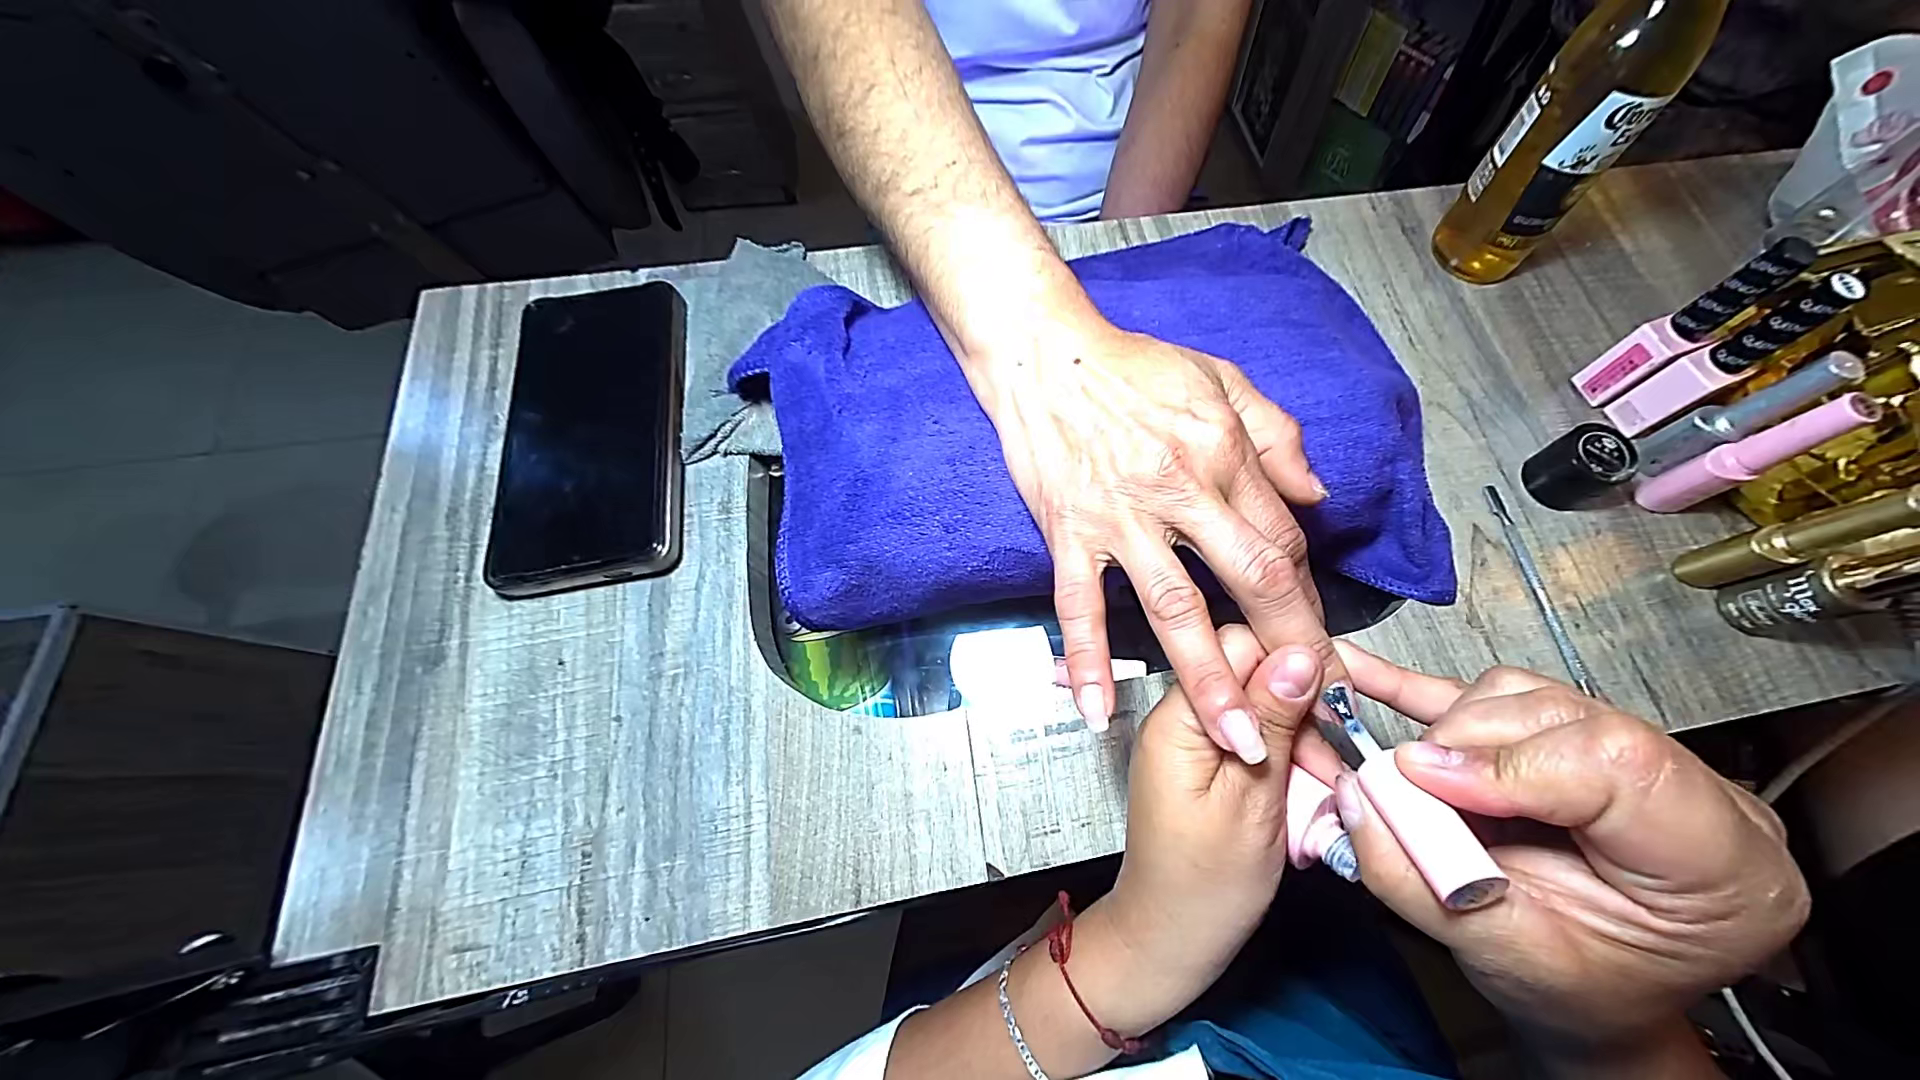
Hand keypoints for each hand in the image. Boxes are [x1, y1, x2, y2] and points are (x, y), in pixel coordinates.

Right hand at [972, 313, 1331, 763]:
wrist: (1043, 357)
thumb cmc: (1131, 365)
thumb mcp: (1219, 377)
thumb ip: (1276, 433)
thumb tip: (1315, 495)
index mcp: (1221, 454)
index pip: (1281, 540)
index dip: (1304, 596)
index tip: (1313, 640)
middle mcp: (1177, 492)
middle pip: (1247, 582)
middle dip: (1286, 651)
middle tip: (1311, 712)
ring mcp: (1117, 520)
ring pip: (1171, 608)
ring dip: (1207, 678)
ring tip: (1238, 740)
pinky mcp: (1067, 534)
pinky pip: (1077, 605)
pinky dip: (1085, 659)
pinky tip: (1096, 710)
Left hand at [1078, 625, 1325, 1034]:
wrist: (1172, 932)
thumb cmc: (1207, 880)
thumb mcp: (1253, 797)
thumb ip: (1275, 722)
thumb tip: (1300, 652)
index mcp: (1177, 714)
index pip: (1234, 645)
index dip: (1287, 663)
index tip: (1331, 702)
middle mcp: (1176, 714)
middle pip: (1246, 672)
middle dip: (1296, 704)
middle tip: (1329, 755)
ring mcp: (1188, 735)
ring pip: (1254, 704)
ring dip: (1296, 735)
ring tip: (1320, 784)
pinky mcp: (1202, 757)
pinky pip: (1248, 732)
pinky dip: (1281, 753)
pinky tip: (1303, 788)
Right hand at [1332, 643, 1809, 1063]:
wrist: (1589, 986)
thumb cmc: (1572, 985)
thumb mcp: (1499, 955)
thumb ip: (1420, 881)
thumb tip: (1357, 798)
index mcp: (1716, 864)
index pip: (1615, 764)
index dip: (1505, 764)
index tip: (1421, 780)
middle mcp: (1684, 789)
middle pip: (1555, 716)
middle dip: (1460, 746)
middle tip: (1406, 789)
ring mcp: (1623, 748)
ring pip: (1514, 693)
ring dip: (1444, 729)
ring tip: (1415, 778)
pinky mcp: (1559, 729)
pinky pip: (1484, 690)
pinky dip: (1415, 686)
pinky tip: (1364, 672)